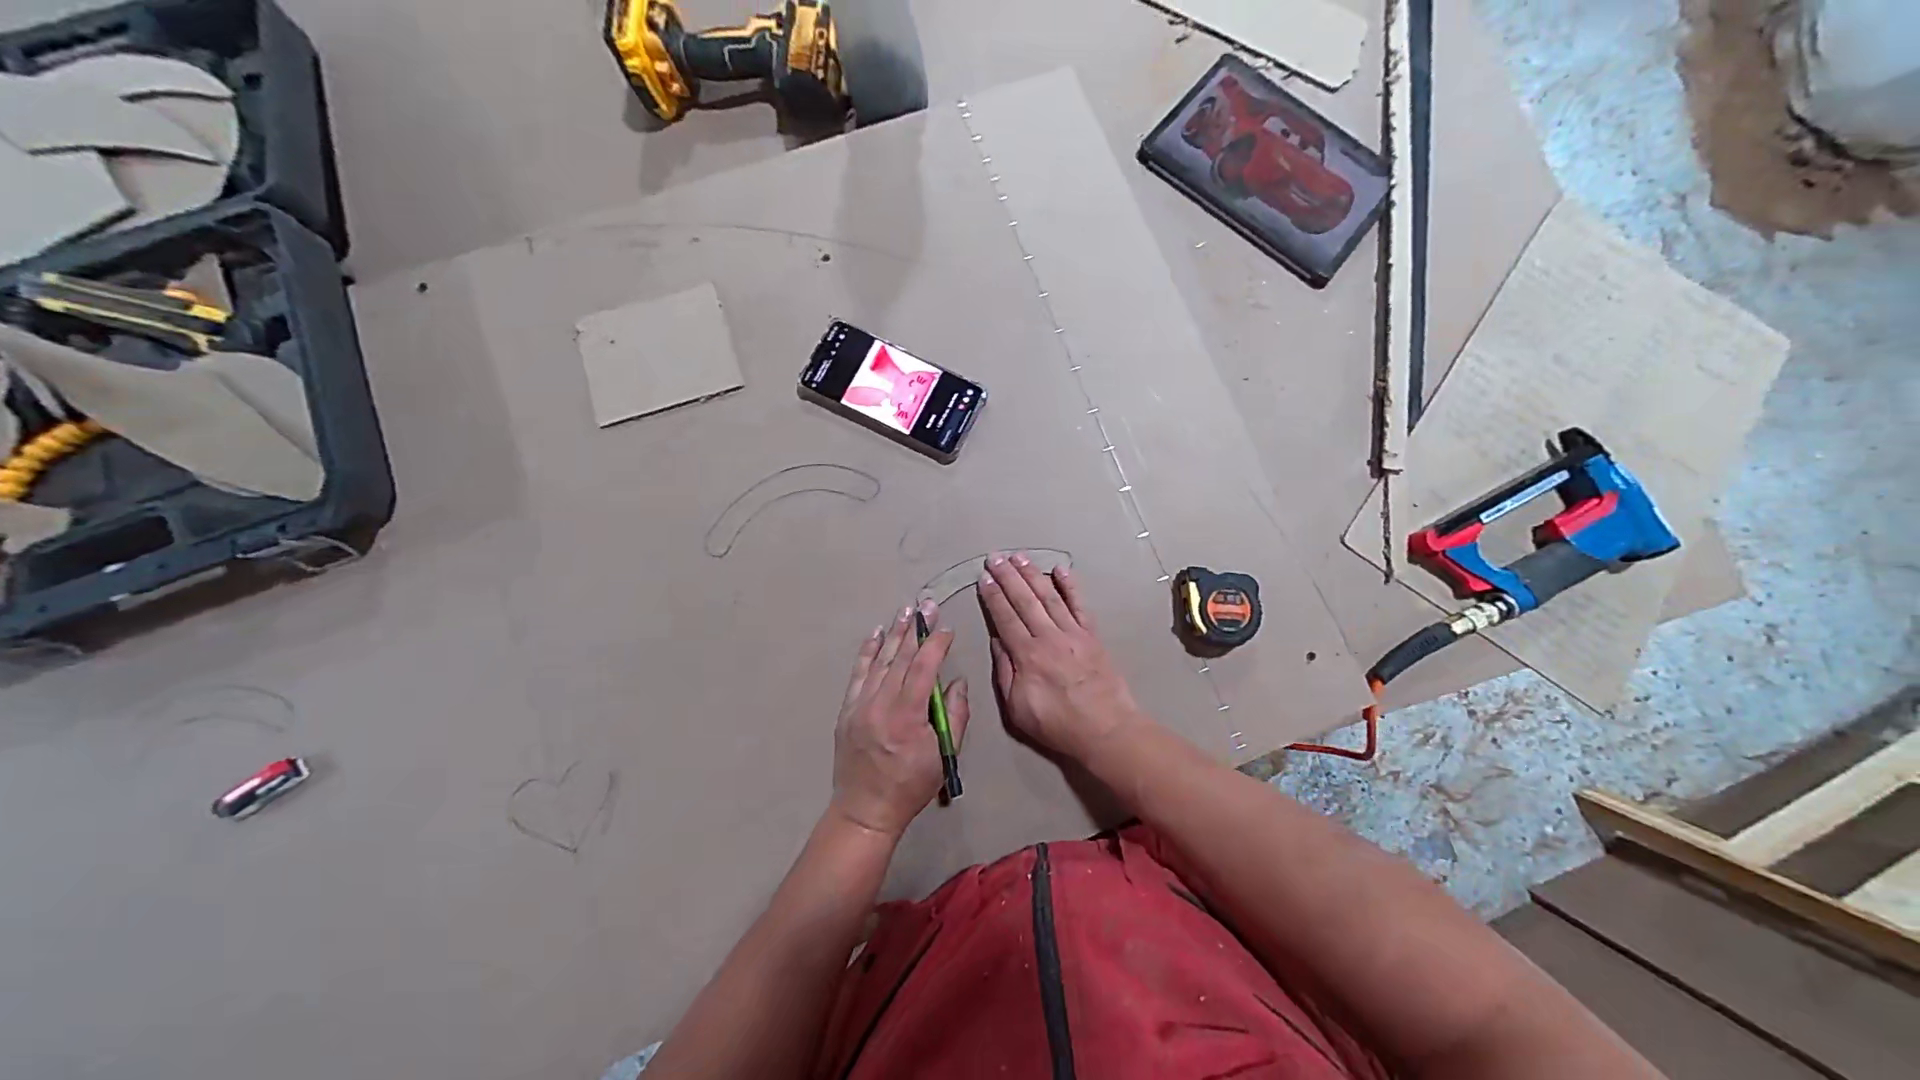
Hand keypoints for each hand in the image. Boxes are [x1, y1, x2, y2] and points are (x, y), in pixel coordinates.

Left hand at [830, 602, 969, 838]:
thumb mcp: (944, 755)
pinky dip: (867, 652)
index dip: (935, 645)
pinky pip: (858, 674)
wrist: (864, 809)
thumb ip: (954, 715)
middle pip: (900, 658)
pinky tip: (875, 635)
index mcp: (907, 716)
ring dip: (893, 634)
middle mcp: (880, 704)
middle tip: (926, 605)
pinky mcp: (847, 710)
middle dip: (916, 630)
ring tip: (905, 612)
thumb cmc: (910, 786)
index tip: (946, 629)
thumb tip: (955, 682)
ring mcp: (860, 705)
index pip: (923, 668)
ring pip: (879, 661)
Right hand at [979, 554, 1145, 759]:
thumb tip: (997, 642)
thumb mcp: (1017, 708)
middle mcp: (1049, 637)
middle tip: (996, 558)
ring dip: (1032, 574)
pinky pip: (1079, 605)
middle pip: (1024, 600)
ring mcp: (1073, 634)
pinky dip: (1070, 586)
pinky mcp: (1092, 636)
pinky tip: (1060, 570)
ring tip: (1019, 557)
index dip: (993, 596)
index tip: (984, 578)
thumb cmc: (1058, 724)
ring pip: (1049, 596)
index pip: (1005, 618)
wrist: (1106, 729)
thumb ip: (1005, 672)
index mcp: (1027, 655)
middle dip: (1008, 577)